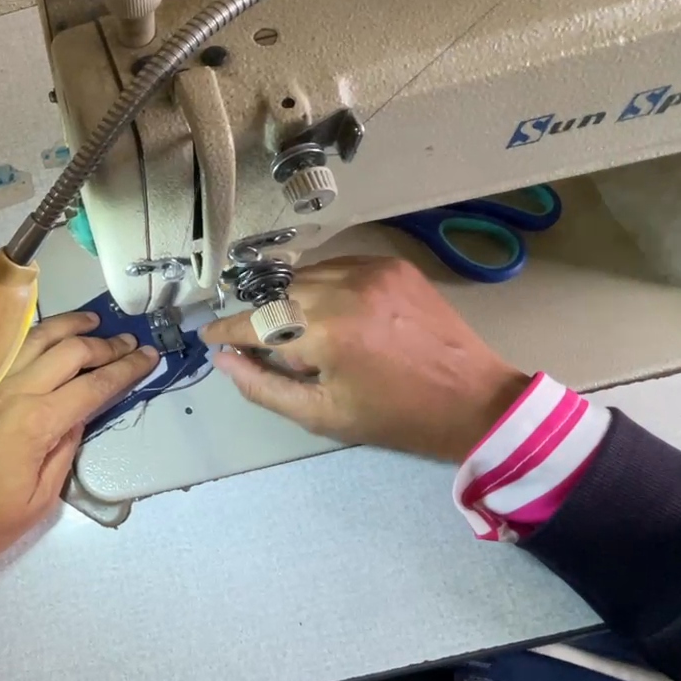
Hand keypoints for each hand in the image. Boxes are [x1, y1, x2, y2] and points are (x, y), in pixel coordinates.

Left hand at [0, 311, 158, 581]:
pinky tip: (42, 334)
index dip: (125, 370)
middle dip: (104, 345)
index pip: (93, 386)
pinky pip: (3, 349)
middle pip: (68, 352)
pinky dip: (28, 334)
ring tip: (92, 322)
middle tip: (128, 343)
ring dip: (67, 326)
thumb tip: (79, 416)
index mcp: (35, 423)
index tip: (149, 357)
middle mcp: (11, 392)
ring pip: (33, 339)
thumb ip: (64, 449)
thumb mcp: (40, 500)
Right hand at [199, 256, 528, 460]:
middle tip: (282, 352)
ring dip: (293, 303)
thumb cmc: (393, 416)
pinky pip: (334, 267)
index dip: (226, 329)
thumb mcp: (321, 415)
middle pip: (275, 296)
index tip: (207, 334)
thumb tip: (223, 359)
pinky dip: (323, 288)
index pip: (255, 323)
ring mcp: (370, 271)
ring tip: (313, 334)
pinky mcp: (390, 265)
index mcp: (324, 333)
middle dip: (267, 322)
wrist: (473, 399)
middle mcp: (343, 290)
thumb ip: (262, 387)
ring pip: (303, 278)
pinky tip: (338, 314)